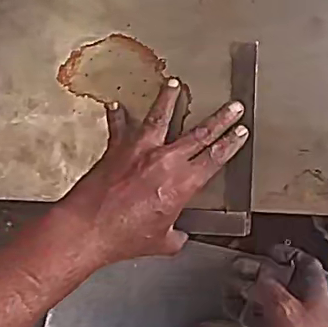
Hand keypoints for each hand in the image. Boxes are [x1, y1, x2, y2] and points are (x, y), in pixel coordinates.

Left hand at [53, 78, 246, 268]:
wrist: (87, 229)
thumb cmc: (122, 237)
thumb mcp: (160, 242)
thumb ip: (175, 236)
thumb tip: (178, 237)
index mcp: (182, 184)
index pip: (215, 158)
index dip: (231, 143)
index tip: (240, 131)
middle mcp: (164, 161)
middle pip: (199, 133)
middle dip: (220, 118)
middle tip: (233, 106)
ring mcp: (139, 151)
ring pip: (160, 118)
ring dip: (169, 99)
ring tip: (174, 84)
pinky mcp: (116, 150)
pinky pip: (118, 128)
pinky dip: (118, 116)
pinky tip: (115, 105)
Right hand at [230, 245, 327, 326]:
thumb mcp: (284, 310)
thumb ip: (267, 287)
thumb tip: (254, 274)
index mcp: (313, 291)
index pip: (303, 260)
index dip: (284, 252)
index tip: (264, 250)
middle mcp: (307, 306)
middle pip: (284, 280)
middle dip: (262, 273)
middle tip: (240, 270)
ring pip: (273, 302)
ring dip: (254, 295)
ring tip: (234, 290)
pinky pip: (267, 324)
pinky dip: (252, 317)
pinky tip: (240, 318)